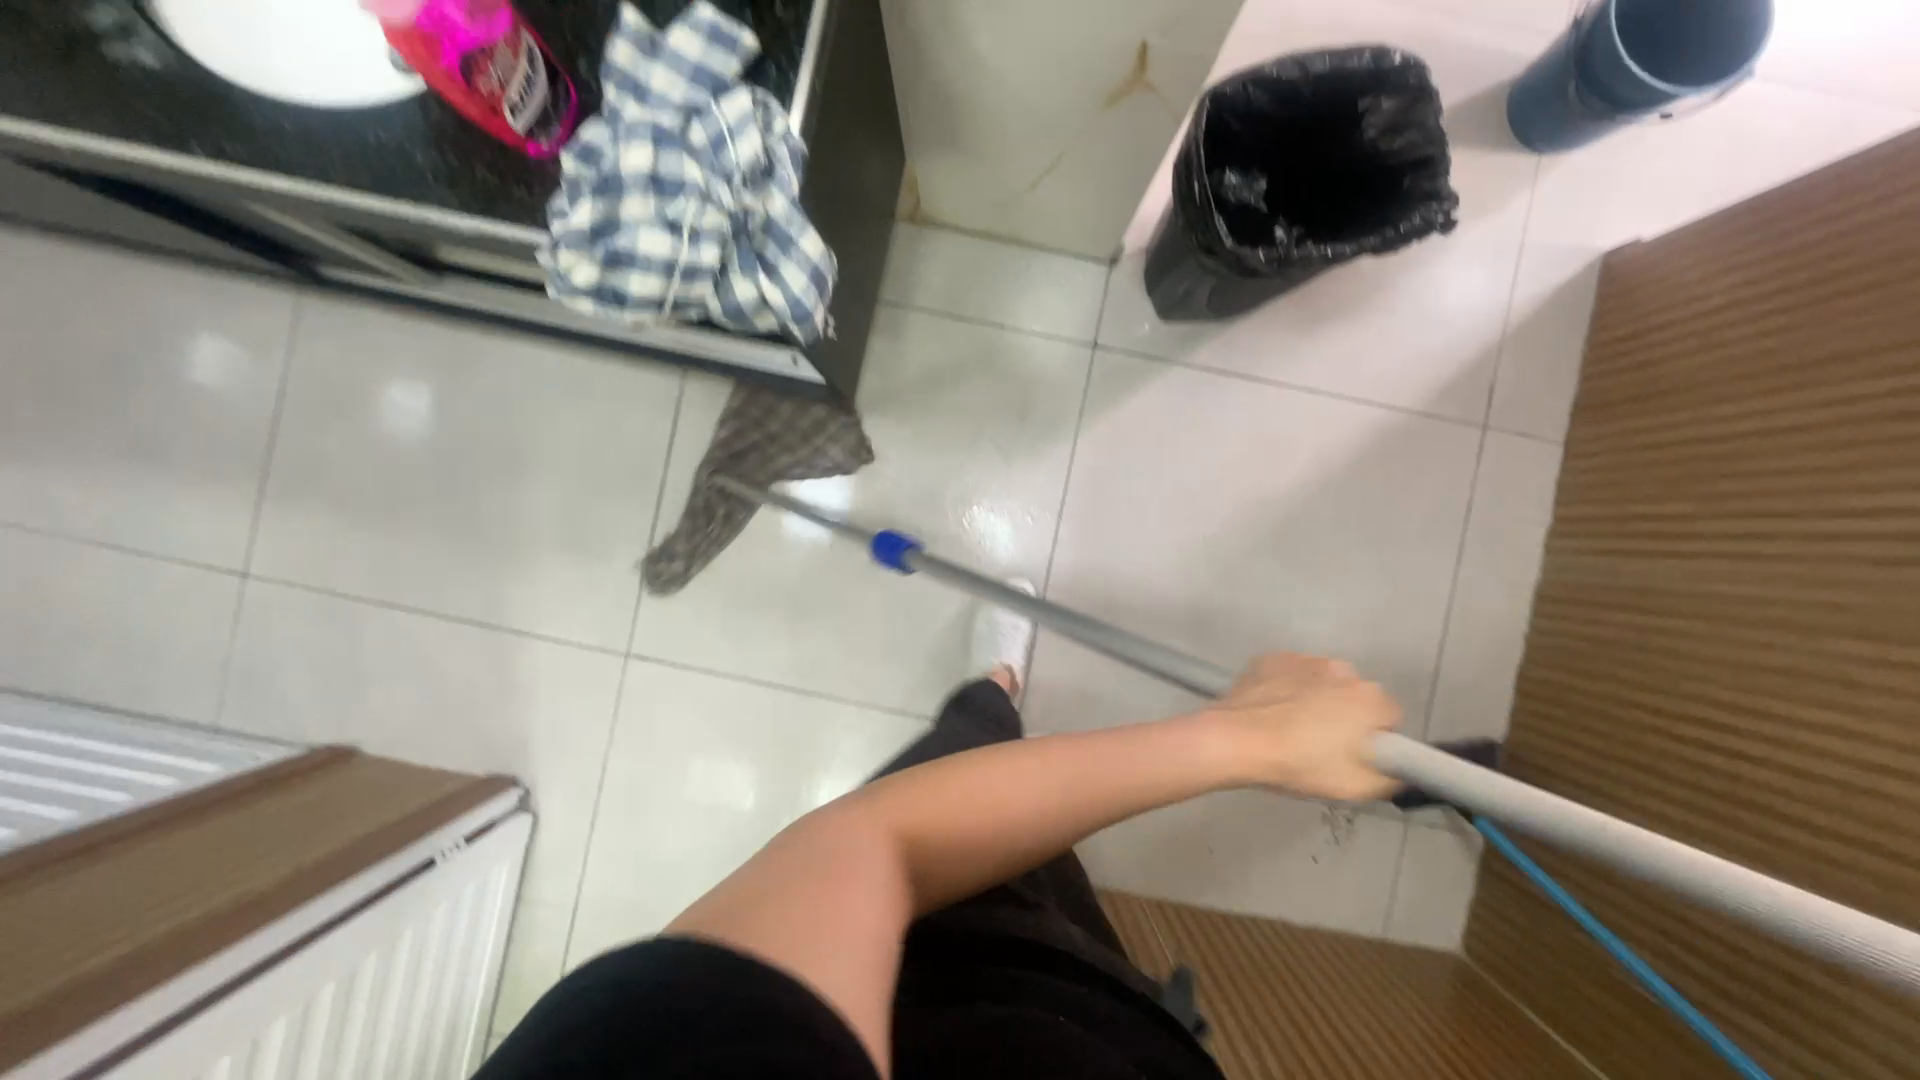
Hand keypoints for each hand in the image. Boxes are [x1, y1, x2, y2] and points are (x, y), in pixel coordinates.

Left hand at [1201, 653, 1402, 800]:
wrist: (1235, 740)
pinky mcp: (1272, 659)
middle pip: (1356, 697)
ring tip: (1290, 728)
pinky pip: (1290, 675)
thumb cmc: (1299, 764)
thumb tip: (1401, 771)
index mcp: (1371, 699)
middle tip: (1320, 746)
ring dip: (1315, 700)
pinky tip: (1270, 711)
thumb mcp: (1357, 787)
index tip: (1353, 756)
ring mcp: (1304, 660)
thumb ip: (1391, 778)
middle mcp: (1343, 670)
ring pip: (1323, 683)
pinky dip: (1285, 688)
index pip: (1390, 719)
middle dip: (1346, 717)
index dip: (1374, 741)